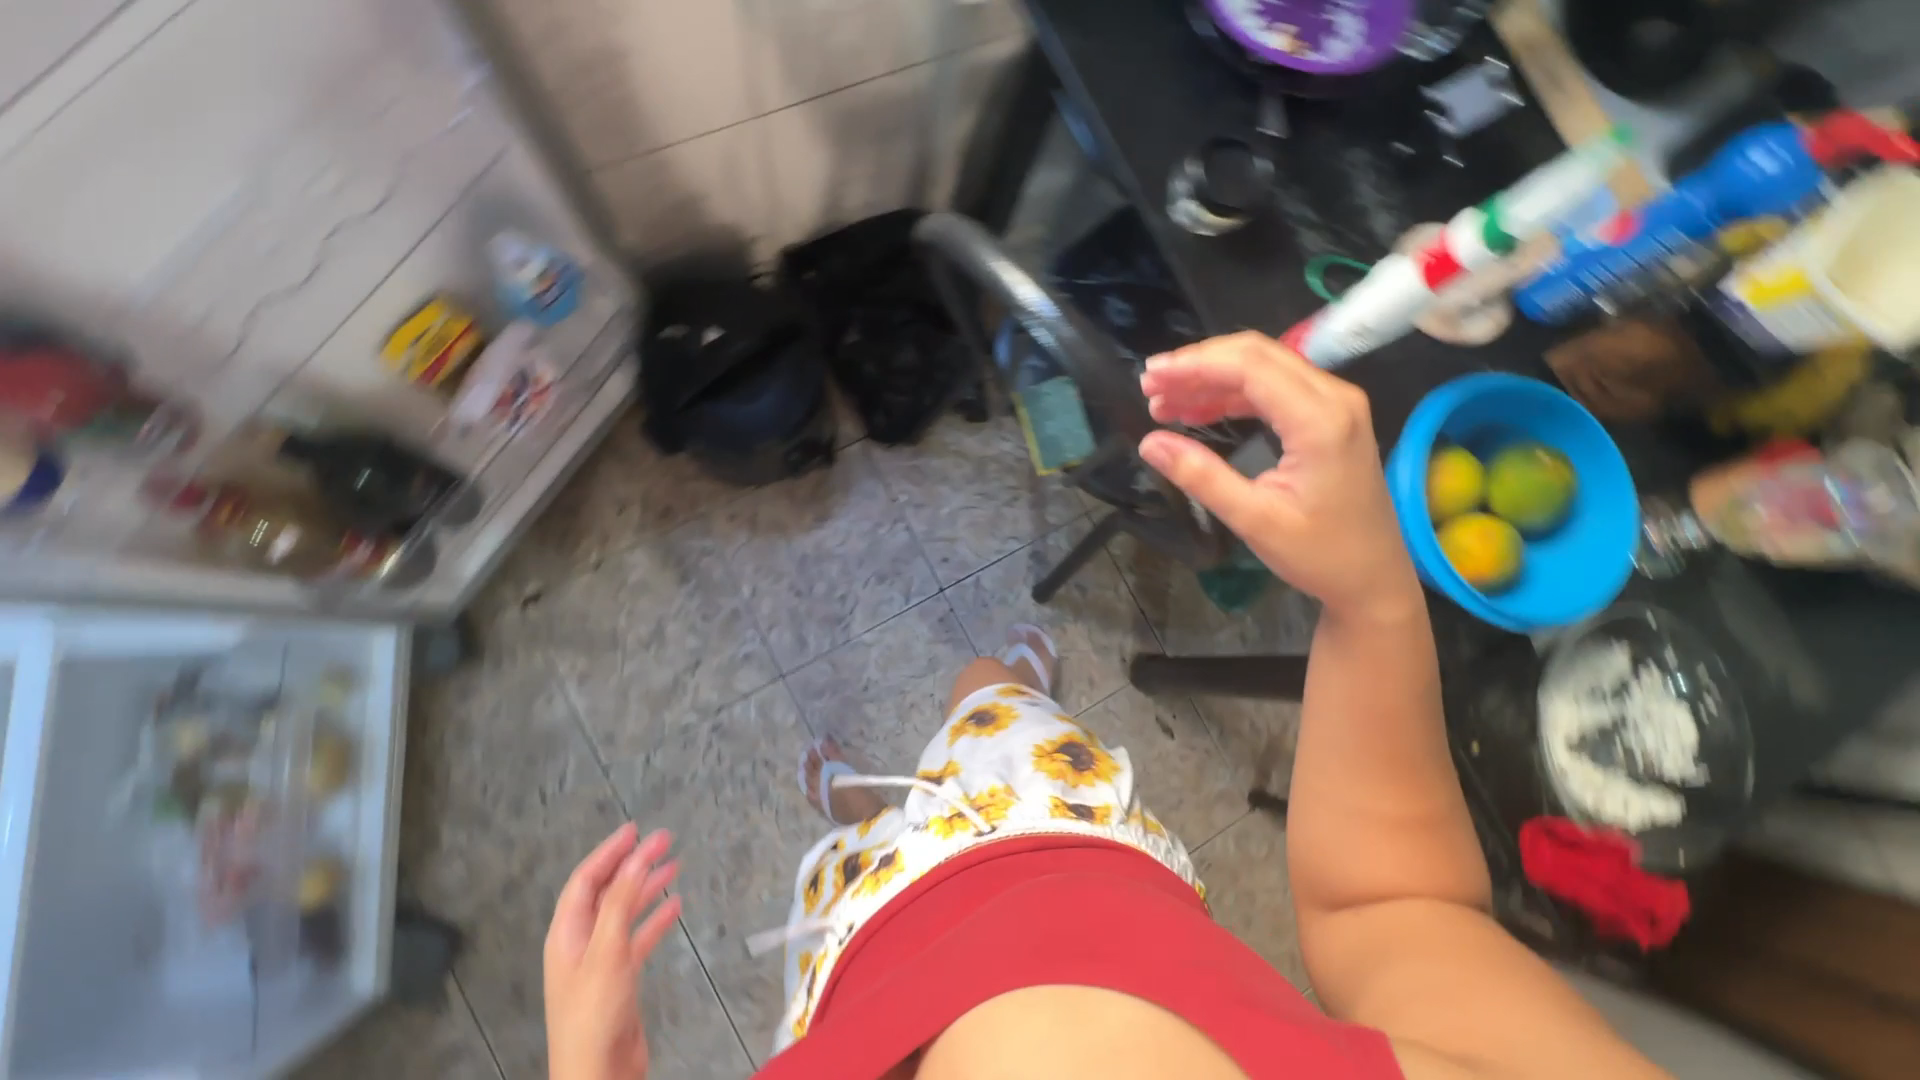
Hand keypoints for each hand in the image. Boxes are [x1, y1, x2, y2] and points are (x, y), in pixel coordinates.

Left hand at [545, 824, 681, 1079]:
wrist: (597, 1073)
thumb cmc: (593, 1011)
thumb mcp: (606, 951)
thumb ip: (620, 902)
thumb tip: (635, 857)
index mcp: (567, 934)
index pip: (586, 880)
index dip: (609, 852)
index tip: (635, 830)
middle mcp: (581, 942)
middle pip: (607, 892)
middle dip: (633, 865)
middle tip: (663, 840)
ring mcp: (600, 960)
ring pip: (624, 913)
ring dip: (647, 888)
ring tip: (675, 864)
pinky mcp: (620, 978)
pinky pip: (638, 938)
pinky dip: (655, 919)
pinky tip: (676, 906)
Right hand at [1137, 332, 1421, 623]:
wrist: (1373, 578)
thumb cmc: (1320, 555)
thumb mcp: (1253, 520)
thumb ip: (1201, 476)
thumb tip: (1150, 443)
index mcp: (1319, 421)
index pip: (1249, 367)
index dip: (1194, 364)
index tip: (1150, 376)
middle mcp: (1334, 398)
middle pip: (1256, 355)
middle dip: (1198, 365)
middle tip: (1150, 385)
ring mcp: (1336, 403)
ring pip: (1264, 366)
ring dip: (1212, 378)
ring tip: (1164, 402)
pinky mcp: (1330, 416)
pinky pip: (1275, 387)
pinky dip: (1233, 394)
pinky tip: (1198, 411)